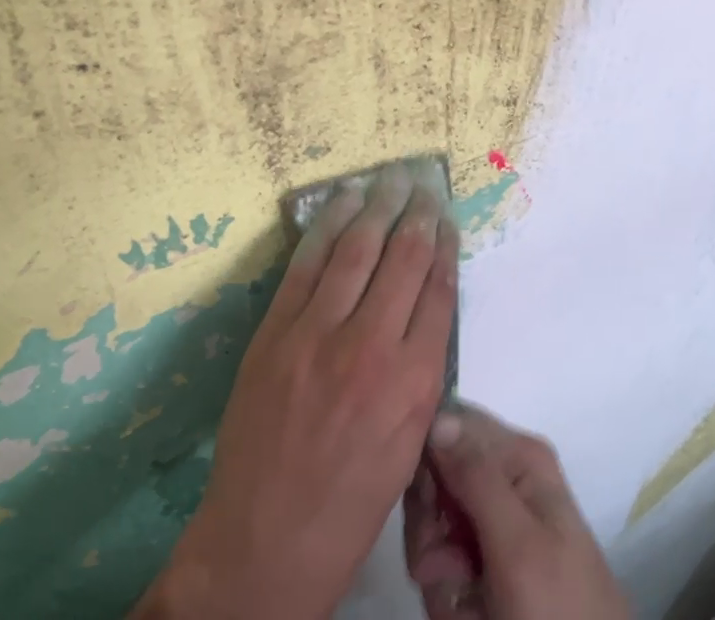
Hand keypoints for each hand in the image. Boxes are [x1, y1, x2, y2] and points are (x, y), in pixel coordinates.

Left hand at [134, 160, 459, 619]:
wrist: (267, 536)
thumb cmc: (351, 503)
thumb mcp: (410, 443)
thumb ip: (420, 374)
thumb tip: (422, 316)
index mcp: (414, 381)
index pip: (437, 292)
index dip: (444, 248)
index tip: (447, 220)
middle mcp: (371, 346)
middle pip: (402, 261)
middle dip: (416, 216)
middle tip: (422, 185)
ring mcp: (316, 335)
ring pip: (353, 252)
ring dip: (373, 209)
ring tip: (387, 179)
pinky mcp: (274, 333)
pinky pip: (304, 268)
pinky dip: (324, 231)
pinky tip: (338, 206)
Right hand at [405, 404, 631, 619]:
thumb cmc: (557, 605)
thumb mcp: (518, 543)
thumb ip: (477, 478)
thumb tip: (438, 415)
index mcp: (519, 457)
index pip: (447, 426)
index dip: (426, 464)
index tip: (428, 510)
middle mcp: (504, 478)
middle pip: (432, 480)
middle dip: (429, 530)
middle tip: (448, 570)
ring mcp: (493, 519)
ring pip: (430, 526)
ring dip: (437, 570)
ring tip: (467, 602)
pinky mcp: (484, 557)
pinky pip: (440, 561)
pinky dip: (447, 591)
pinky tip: (470, 612)